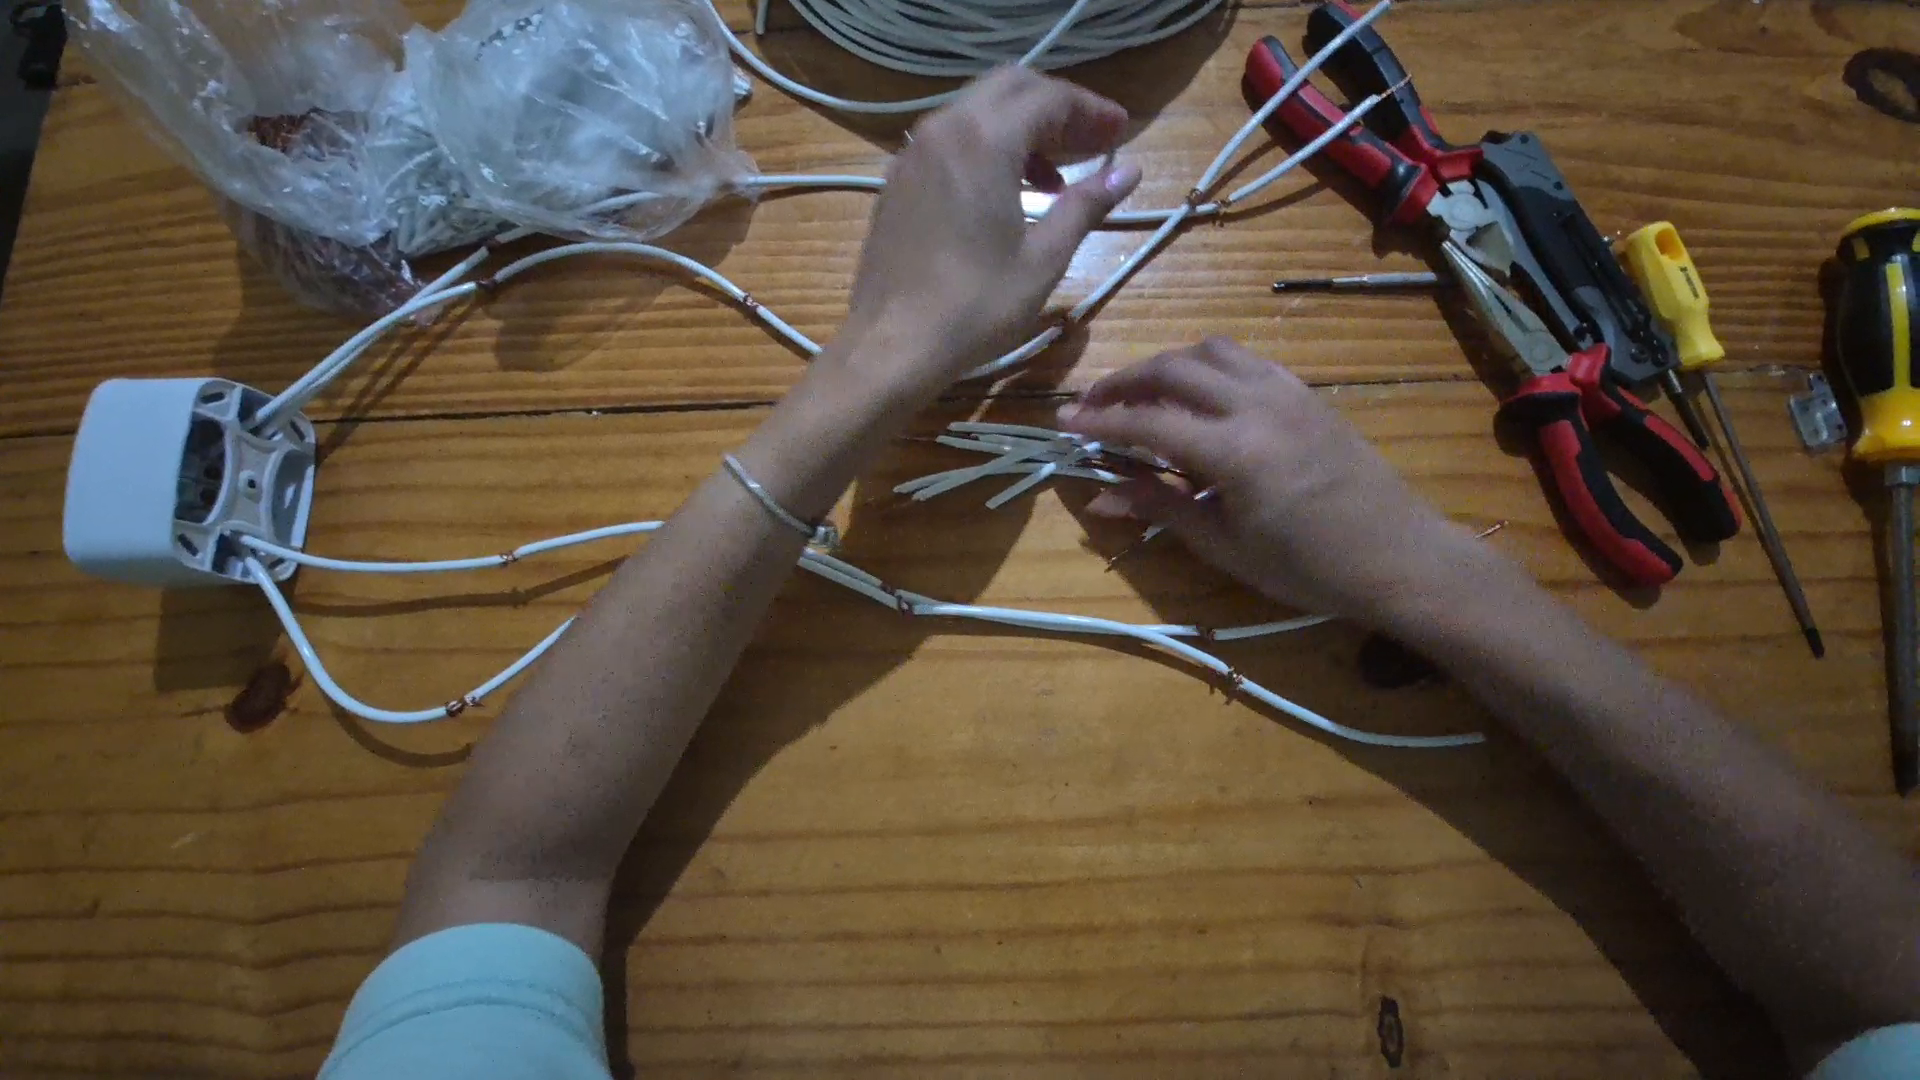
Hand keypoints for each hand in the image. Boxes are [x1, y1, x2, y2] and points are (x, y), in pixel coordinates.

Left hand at [829, 67, 1141, 404]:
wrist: (892, 345)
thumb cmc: (975, 308)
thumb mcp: (1042, 260)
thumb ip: (1085, 206)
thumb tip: (1129, 170)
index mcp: (984, 139)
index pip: (1049, 98)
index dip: (1091, 111)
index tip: (1121, 133)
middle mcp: (943, 130)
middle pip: (1010, 89)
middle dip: (1056, 109)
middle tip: (1092, 144)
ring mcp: (912, 155)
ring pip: (975, 113)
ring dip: (1020, 130)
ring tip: (1055, 179)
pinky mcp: (897, 184)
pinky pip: (949, 144)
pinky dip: (985, 151)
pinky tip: (1004, 195)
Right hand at [1059, 338, 1484, 622]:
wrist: (1399, 556)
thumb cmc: (1307, 566)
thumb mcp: (1224, 546)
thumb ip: (1160, 509)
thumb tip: (1100, 498)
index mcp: (1234, 450)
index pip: (1148, 421)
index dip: (1100, 420)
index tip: (1063, 423)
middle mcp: (1257, 404)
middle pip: (1172, 369)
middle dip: (1123, 381)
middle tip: (1090, 404)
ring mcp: (1286, 391)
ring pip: (1209, 351)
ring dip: (1164, 364)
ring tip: (1138, 393)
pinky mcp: (1305, 392)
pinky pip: (1243, 360)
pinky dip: (1205, 366)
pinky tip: (1195, 394)